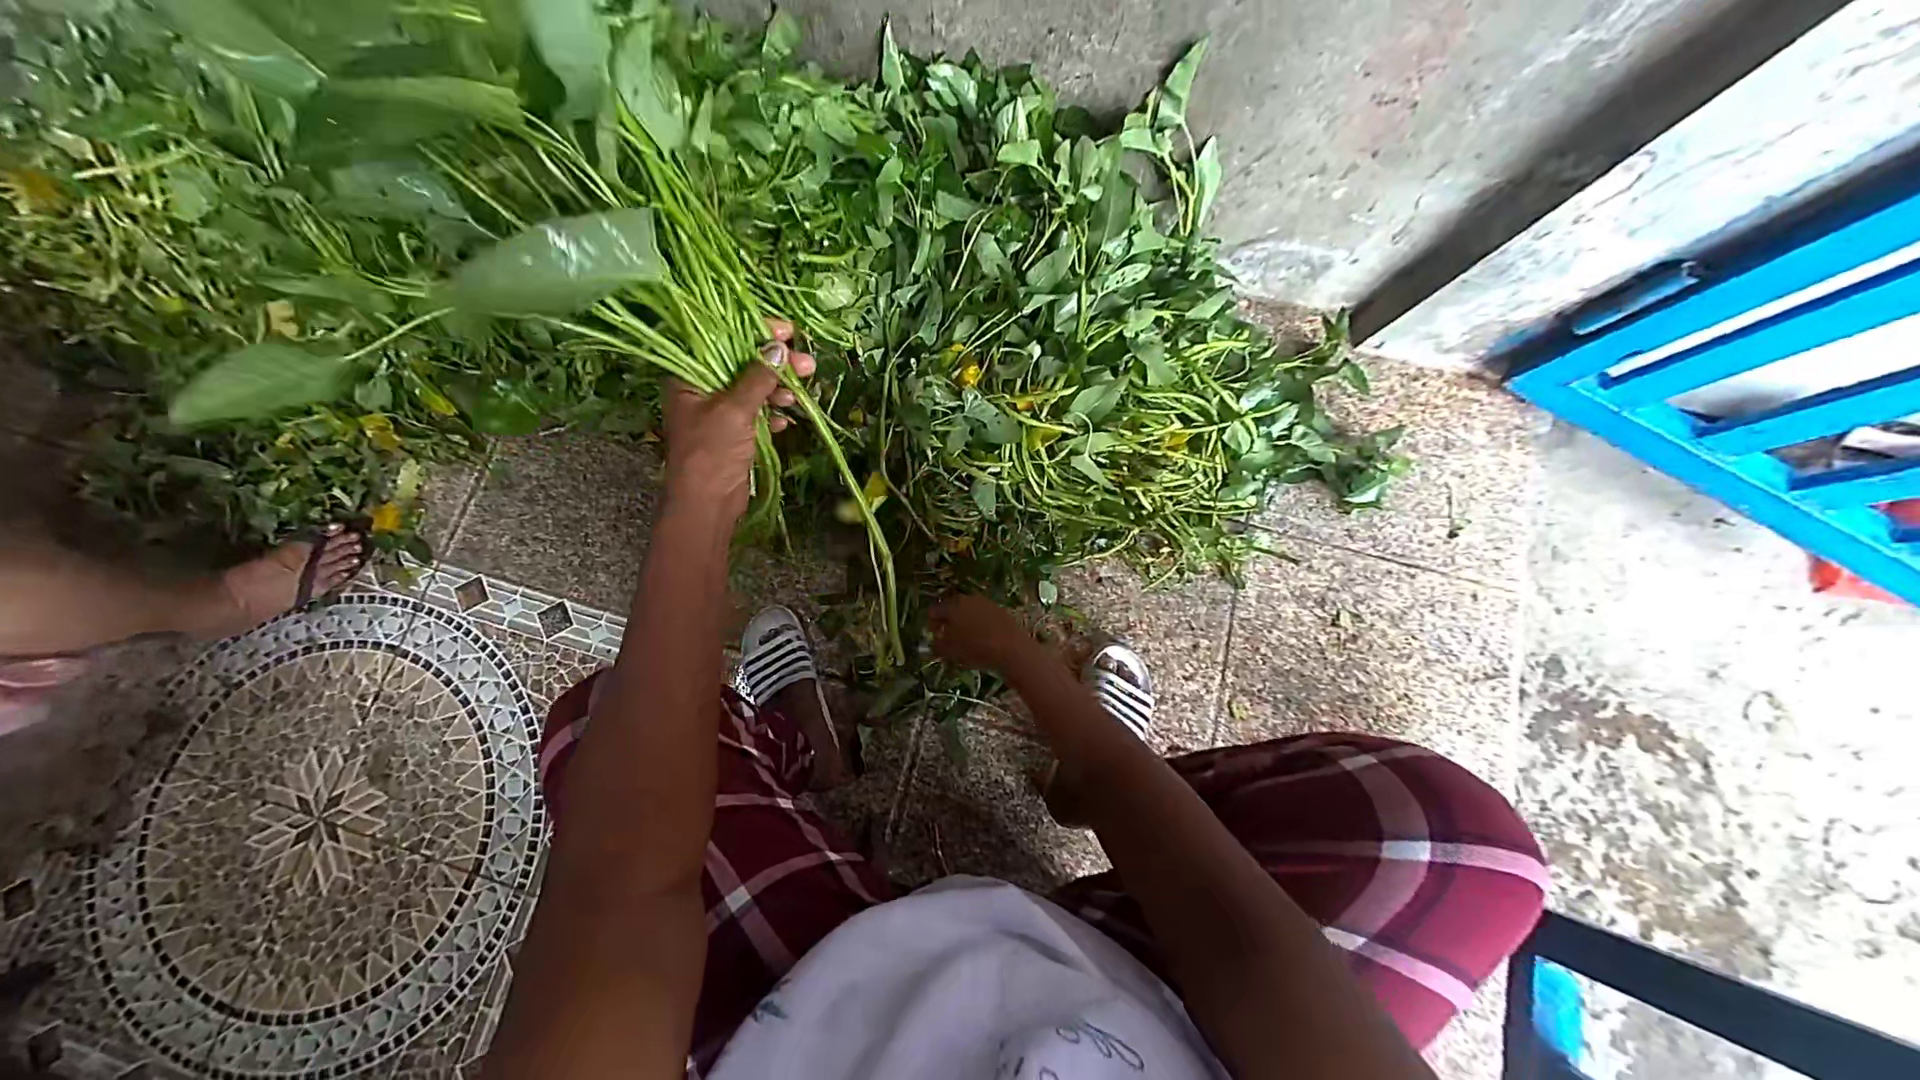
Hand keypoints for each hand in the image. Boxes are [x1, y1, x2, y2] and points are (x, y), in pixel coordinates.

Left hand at [662, 320, 814, 522]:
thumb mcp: (734, 409)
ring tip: (798, 396)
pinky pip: (756, 412)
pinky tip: (784, 420)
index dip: (755, 332)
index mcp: (688, 375)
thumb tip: (779, 348)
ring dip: (777, 389)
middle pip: (742, 363)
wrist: (705, 504)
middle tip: (806, 365)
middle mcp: (700, 388)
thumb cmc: (710, 453)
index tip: (788, 332)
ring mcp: (717, 411)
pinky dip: (771, 413)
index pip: (722, 339)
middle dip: (775, 364)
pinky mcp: (732, 432)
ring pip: (753, 388)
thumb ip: (757, 377)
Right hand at [929, 594, 1035, 671]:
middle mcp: (968, 598)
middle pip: (952, 608)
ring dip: (964, 622)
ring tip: (967, 639)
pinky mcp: (999, 609)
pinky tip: (983, 637)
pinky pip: (983, 614)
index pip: (934, 610)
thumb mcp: (950, 652)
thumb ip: (937, 645)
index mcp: (952, 606)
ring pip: (968, 610)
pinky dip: (980, 623)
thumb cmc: (975, 649)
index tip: (935, 637)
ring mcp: (985, 602)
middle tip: (949, 638)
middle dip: (948, 622)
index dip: (931, 624)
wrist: (1012, 649)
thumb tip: (935, 641)